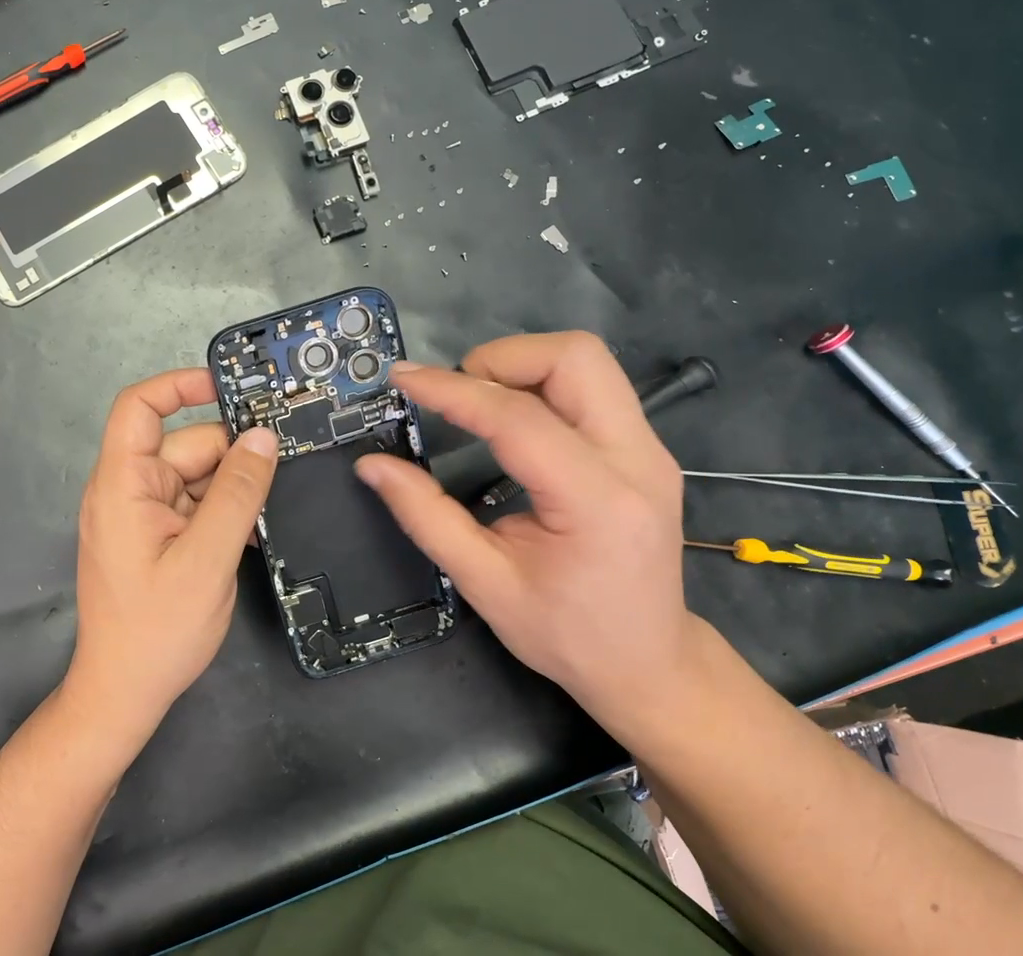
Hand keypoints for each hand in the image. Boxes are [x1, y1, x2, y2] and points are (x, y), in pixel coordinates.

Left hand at [68, 369, 278, 729]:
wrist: (124, 692)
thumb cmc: (156, 630)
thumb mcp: (206, 560)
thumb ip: (236, 495)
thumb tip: (261, 439)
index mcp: (122, 485)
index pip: (139, 408)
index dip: (180, 386)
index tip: (231, 387)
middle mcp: (127, 491)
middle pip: (184, 446)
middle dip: (231, 455)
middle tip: (286, 468)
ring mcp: (141, 516)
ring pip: (196, 477)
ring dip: (233, 490)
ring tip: (272, 511)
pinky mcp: (155, 538)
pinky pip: (194, 506)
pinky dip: (223, 513)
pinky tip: (254, 533)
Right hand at [353, 333, 693, 723]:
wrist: (648, 664)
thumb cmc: (565, 634)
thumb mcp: (483, 584)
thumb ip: (426, 516)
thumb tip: (372, 465)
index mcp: (597, 501)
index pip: (519, 417)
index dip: (452, 390)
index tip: (402, 378)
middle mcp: (637, 460)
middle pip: (575, 358)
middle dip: (500, 359)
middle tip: (452, 394)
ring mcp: (650, 450)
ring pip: (587, 362)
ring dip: (521, 366)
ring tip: (473, 404)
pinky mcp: (644, 449)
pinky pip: (591, 387)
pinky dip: (538, 386)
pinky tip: (505, 421)